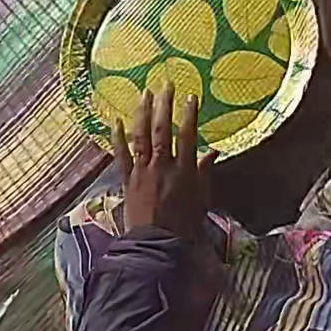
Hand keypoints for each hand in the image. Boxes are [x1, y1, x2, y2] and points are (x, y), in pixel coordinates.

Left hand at [111, 84, 216, 238]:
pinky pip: (121, 155)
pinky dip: (118, 137)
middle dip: (164, 104)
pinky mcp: (127, 180)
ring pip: (141, 137)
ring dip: (143, 113)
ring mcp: (142, 172)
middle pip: (162, 129)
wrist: (156, 246)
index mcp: (184, 171)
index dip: (189, 114)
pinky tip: (116, 121)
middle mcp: (162, 166)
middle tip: (165, 84)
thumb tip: (213, 152)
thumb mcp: (202, 198)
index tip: (190, 95)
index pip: (187, 135)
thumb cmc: (185, 225)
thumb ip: (205, 172)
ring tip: (144, 93)